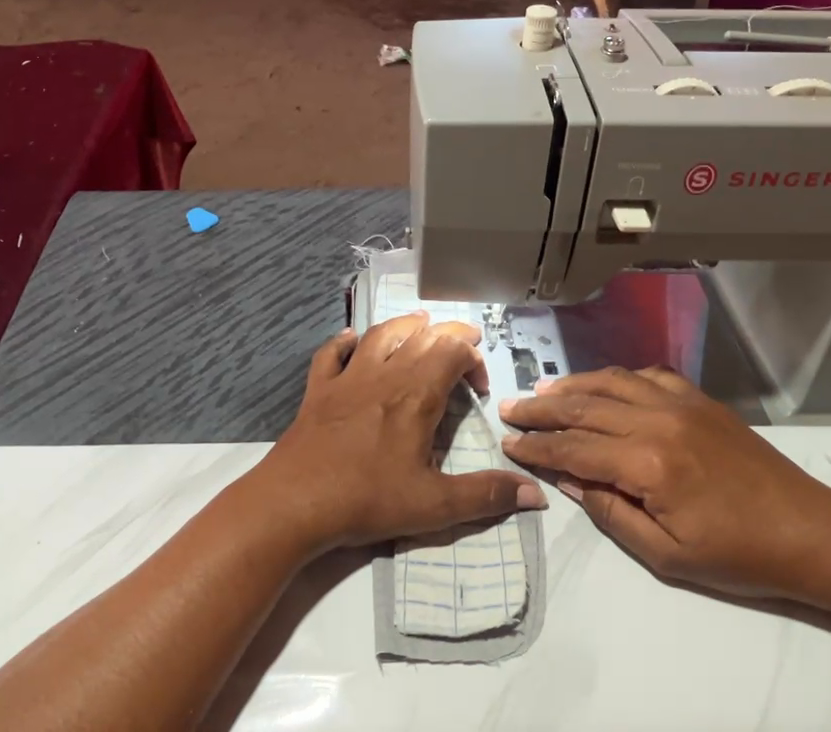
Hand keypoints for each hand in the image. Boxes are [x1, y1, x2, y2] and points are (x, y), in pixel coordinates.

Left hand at [251, 312, 546, 554]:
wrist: (295, 502)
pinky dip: (344, 341)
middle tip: (463, 342)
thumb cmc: (368, 500)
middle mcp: (384, 375)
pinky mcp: (317, 390)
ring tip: (419, 324)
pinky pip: (331, 353)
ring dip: (403, 326)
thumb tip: (536, 494)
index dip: (473, 360)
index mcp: (416, 396)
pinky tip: (352, 339)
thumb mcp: (435, 507)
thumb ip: (485, 496)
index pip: (453, 353)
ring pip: (379, 335)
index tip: (479, 389)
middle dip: (447, 334)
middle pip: (421, 336)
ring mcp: (347, 379)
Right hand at [499, 367, 830, 605]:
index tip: (506, 443)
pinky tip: (602, 385)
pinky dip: (617, 377)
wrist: (811, 533)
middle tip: (509, 409)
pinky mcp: (701, 400)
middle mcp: (658, 421)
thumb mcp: (667, 556)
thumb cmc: (739, 556)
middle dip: (542, 409)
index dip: (537, 446)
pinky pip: (648, 375)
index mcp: (648, 464)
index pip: (575, 448)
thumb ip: (612, 514)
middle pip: (585, 407)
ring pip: (612, 381)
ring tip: (542, 390)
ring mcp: (681, 403)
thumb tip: (570, 482)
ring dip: (573, 385)